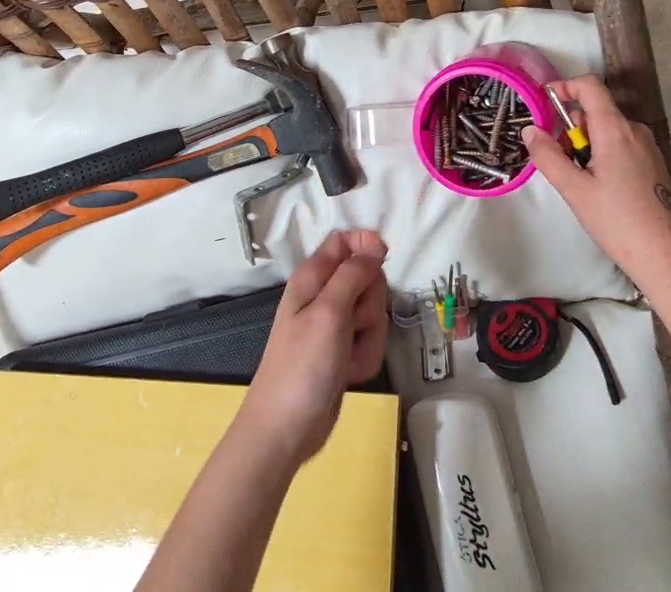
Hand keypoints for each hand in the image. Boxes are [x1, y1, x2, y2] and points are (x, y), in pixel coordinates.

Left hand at [239, 229, 389, 465]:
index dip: (366, 244)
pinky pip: (370, 342)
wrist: (286, 429)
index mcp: (312, 279)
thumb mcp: (329, 313)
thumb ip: (353, 275)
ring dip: (369, 336)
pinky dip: (365, 357)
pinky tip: (349, 373)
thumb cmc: (302, 366)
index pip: (343, 241)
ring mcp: (334, 327)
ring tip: (347, 356)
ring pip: (373, 313)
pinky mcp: (343, 353)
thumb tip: (374, 246)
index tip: (384, 260)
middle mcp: (323, 298)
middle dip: (371, 302)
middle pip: (366, 278)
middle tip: (353, 323)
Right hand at [523, 75, 670, 273]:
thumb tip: (530, 130)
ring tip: (581, 183)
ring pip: (607, 131)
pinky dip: (603, 155)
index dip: (564, 87)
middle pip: (596, 112)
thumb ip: (548, 156)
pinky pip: (621, 145)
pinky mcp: (652, 163)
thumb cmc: (617, 220)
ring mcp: (647, 146)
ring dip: (586, 146)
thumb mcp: (574, 189)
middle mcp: (635, 130)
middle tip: (561, 163)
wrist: (664, 253)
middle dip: (571, 130)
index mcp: (615, 129)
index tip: (545, 104)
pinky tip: (600, 188)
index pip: (590, 87)